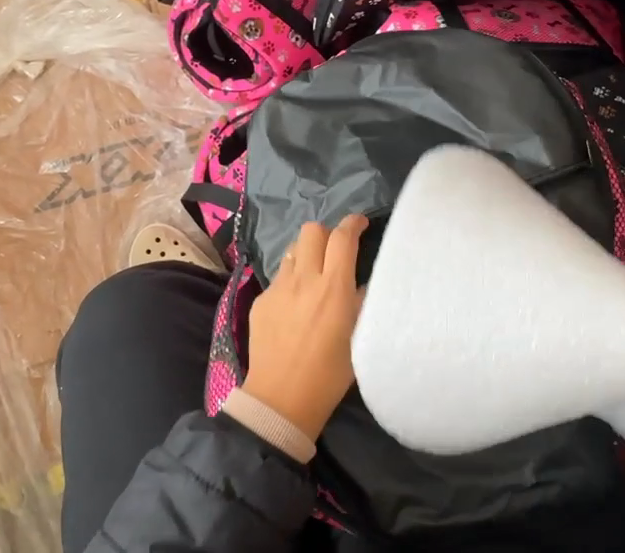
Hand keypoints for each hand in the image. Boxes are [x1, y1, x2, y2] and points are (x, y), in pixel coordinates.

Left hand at [241, 215, 368, 440]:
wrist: (280, 400)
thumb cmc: (328, 375)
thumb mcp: (358, 339)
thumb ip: (361, 303)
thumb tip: (363, 282)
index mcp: (334, 288)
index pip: (342, 237)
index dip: (353, 223)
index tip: (361, 223)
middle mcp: (305, 279)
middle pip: (312, 231)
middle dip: (327, 233)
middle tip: (336, 249)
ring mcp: (279, 288)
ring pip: (293, 250)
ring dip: (307, 253)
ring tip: (315, 273)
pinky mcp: (261, 300)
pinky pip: (279, 276)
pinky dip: (292, 279)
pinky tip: (295, 302)